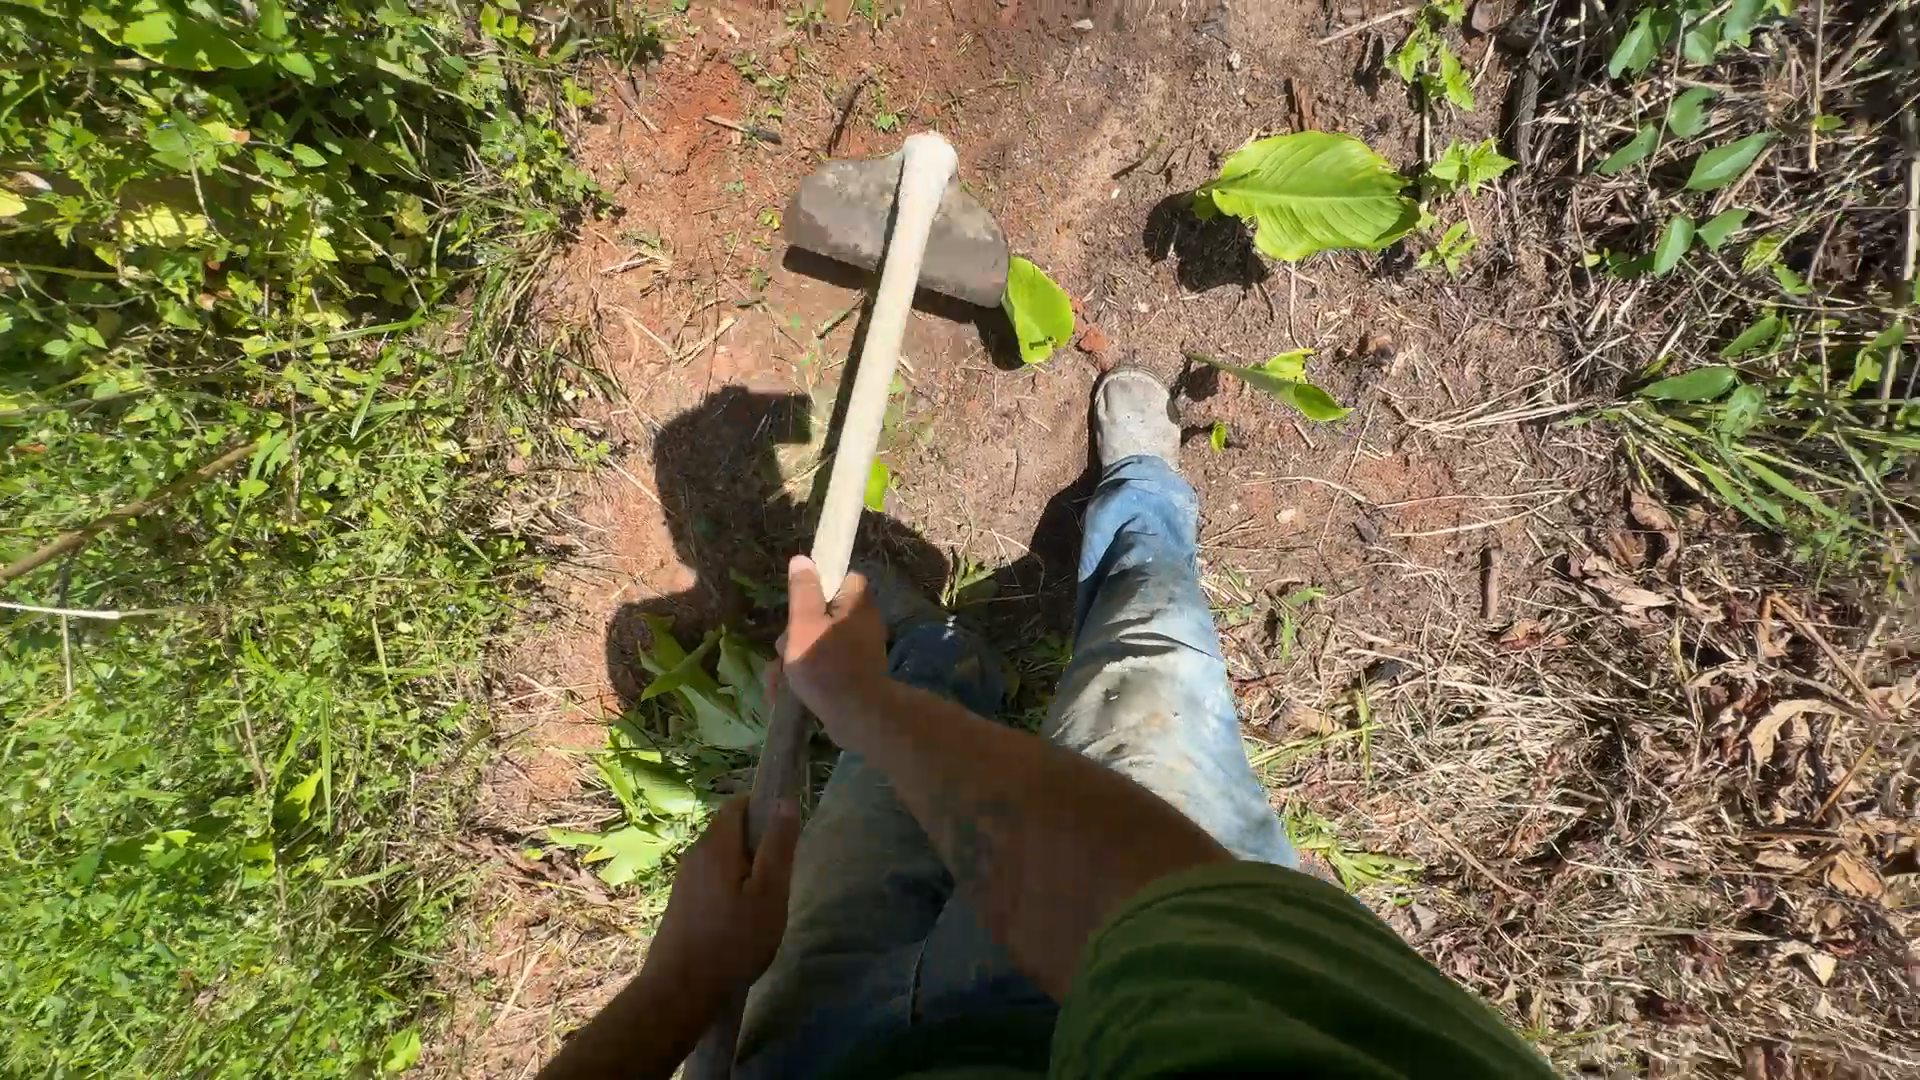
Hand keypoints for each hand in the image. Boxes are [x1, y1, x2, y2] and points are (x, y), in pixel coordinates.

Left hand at [642, 796, 800, 1005]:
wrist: (677, 996)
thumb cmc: (731, 941)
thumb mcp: (769, 892)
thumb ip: (778, 845)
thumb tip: (784, 800)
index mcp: (716, 844)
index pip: (738, 804)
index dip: (763, 809)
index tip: (784, 834)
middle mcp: (695, 854)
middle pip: (730, 831)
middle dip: (757, 843)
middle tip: (778, 875)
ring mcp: (684, 881)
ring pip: (722, 858)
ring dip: (744, 868)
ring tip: (763, 901)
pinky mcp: (680, 904)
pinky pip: (711, 879)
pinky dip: (730, 886)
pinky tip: (740, 919)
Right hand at [779, 555, 887, 722]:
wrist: (857, 716)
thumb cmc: (826, 664)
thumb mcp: (804, 623)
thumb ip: (802, 591)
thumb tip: (802, 560)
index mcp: (856, 601)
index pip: (837, 578)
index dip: (813, 589)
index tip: (796, 607)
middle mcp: (862, 620)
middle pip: (819, 614)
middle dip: (793, 635)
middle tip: (783, 653)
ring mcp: (859, 648)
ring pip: (816, 643)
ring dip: (793, 660)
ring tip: (778, 681)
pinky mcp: (854, 672)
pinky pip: (824, 664)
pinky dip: (806, 676)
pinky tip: (786, 693)